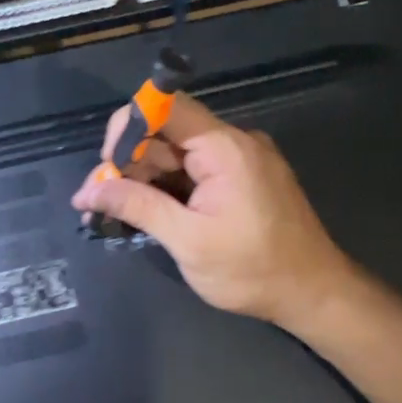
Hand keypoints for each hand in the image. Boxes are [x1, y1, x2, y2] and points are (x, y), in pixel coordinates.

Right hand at [71, 94, 364, 336]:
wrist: (314, 295)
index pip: (164, 107)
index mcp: (224, 148)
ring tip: (111, 213)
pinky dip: (167, 188)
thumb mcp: (187, 241)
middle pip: (166, 133)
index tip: (106, 166)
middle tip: (97, 202)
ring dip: (143, 180)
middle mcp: (233, 143)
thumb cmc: (253, 270)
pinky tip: (144, 212)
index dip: (127, 127)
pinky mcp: (242, 180)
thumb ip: (137, 207)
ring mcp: (240, 161)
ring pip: (176, 155)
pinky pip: (194, 171)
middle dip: (127, 162)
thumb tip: (87, 191)